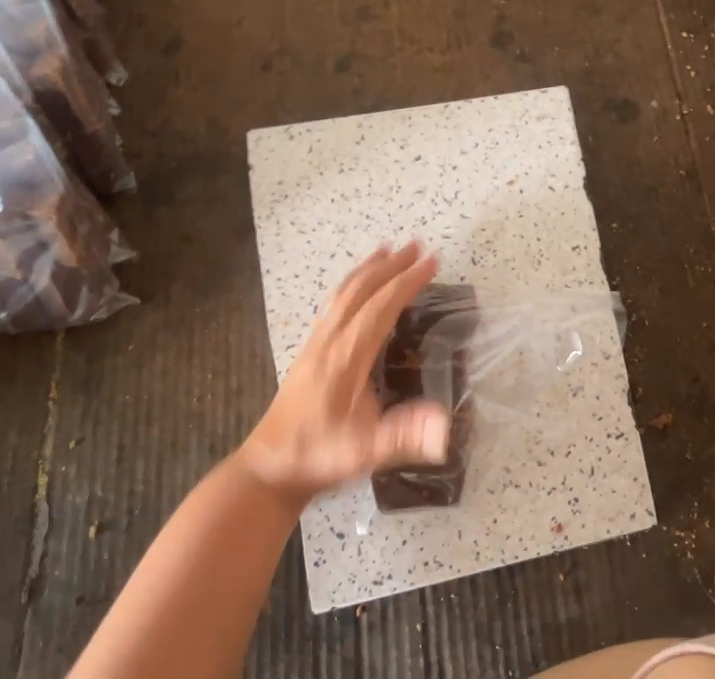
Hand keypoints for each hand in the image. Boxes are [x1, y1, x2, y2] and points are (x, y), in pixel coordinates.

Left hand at [236, 242, 449, 508]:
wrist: (268, 469)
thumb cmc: (319, 456)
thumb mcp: (366, 451)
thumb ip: (404, 436)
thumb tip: (446, 426)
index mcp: (346, 356)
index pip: (381, 307)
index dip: (407, 282)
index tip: (432, 261)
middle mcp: (330, 341)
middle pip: (360, 291)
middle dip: (390, 266)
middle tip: (418, 245)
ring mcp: (316, 345)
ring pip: (342, 294)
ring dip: (368, 269)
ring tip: (388, 249)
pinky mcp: (309, 353)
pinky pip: (334, 305)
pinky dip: (351, 285)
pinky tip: (357, 287)